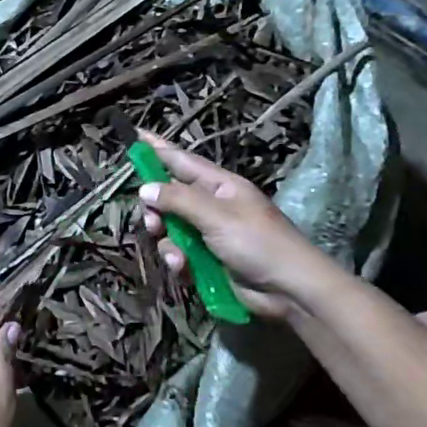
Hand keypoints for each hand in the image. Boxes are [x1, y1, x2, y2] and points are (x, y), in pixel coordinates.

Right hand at [135, 132, 337, 316]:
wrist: (290, 290)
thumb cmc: (258, 243)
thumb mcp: (217, 216)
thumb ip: (178, 200)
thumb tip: (144, 189)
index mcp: (220, 186)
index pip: (181, 160)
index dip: (158, 149)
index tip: (136, 136)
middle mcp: (212, 206)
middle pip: (168, 198)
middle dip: (156, 212)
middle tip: (153, 225)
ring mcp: (209, 233)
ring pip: (170, 229)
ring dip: (168, 243)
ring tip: (178, 258)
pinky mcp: (207, 258)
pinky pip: (178, 253)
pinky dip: (178, 261)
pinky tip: (185, 270)